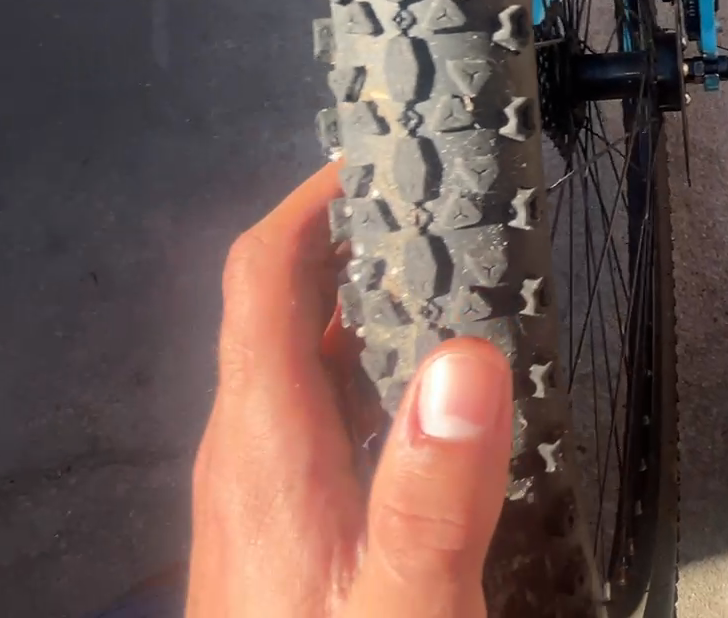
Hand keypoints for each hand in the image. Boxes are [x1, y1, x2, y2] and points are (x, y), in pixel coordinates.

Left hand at [189, 163, 512, 617]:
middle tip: (442, 197)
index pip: (264, 279)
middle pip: (288, 302)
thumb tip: (470, 355)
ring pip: (315, 349)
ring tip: (456, 261)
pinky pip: (336, 395)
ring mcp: (273, 477)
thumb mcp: (402, 608)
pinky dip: (383, 351)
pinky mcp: (298, 506)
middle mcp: (256, 441)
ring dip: (373, 291)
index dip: (307, 203)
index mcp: (266, 440)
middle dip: (355, 235)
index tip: (373, 155)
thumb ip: (433, 492)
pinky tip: (442, 366)